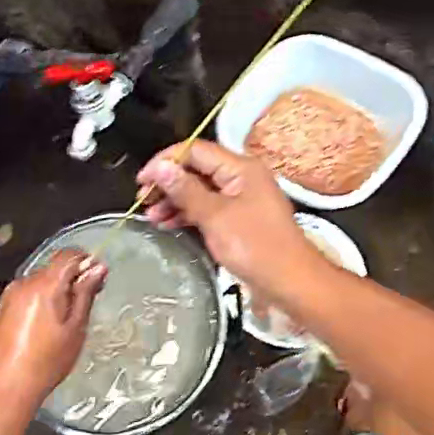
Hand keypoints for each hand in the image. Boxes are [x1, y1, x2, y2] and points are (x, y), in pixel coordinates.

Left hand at [0, 248, 107, 404]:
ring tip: (62, 323)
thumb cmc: (46, 361)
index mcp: (45, 284)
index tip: (95, 279)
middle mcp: (24, 283)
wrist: (6, 385)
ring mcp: (10, 296)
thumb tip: (98, 268)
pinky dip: (38, 302)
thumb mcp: (76, 328)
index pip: (68, 255)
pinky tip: (42, 329)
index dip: (85, 261)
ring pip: (39, 282)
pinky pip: (26, 295)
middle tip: (82, 308)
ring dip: (54, 292)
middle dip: (70, 280)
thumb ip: (86, 293)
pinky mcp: (1, 309)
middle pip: (53, 268)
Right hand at [135, 141, 320, 289]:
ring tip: (152, 216)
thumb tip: (160, 167)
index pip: (195, 151)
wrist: (291, 283)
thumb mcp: (215, 216)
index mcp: (241, 168)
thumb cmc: (257, 248)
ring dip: (175, 200)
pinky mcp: (239, 219)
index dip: (165, 161)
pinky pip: (208, 208)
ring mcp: (241, 199)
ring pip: (200, 190)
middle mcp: (242, 177)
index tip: (142, 180)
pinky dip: (188, 213)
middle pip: (197, 169)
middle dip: (168, 182)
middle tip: (143, 200)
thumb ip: (185, 190)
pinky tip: (169, 224)